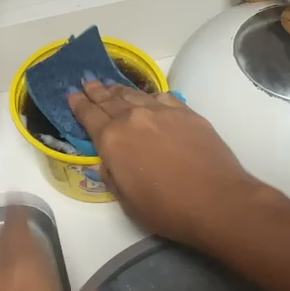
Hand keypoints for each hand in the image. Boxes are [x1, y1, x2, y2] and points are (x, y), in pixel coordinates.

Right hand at [68, 78, 267, 247]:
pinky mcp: (185, 112)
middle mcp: (132, 118)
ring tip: (110, 85)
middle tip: (87, 81)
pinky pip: (160, 97)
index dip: (78, 104)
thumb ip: (112, 174)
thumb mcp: (126, 200)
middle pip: (108, 99)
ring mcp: (160, 111)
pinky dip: (149, 96)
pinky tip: (148, 97)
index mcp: (111, 139)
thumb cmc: (167, 209)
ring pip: (133, 94)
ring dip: (118, 89)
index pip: (88, 115)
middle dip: (95, 91)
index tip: (72, 94)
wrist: (217, 200)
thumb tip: (107, 161)